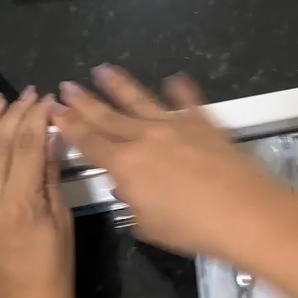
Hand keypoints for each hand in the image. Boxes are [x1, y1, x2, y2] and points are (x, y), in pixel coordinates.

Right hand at [55, 65, 297, 258]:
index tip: (54, 110)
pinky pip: (187, 100)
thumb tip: (125, 185)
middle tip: (67, 85)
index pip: (88, 141)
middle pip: (107, 116)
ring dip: (119, 84)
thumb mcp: (148, 224)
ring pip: (139, 99)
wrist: (243, 210)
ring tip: (102, 69)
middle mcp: (144, 137)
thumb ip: (132, 201)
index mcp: (125, 164)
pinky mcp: (203, 121)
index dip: (69, 126)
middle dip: (84, 101)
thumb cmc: (192, 227)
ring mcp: (174, 124)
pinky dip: (179, 88)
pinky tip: (173, 78)